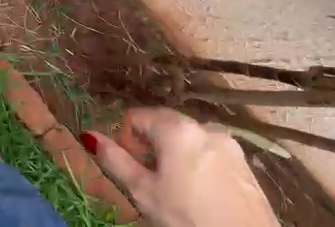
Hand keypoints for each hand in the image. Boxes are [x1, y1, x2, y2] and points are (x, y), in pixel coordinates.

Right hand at [86, 109, 279, 226]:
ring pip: (187, 140)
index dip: (126, 141)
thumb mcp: (145, 192)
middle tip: (152, 182)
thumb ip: (115, 159)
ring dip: (174, 157)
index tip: (132, 169)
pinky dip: (198, 165)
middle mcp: (204, 126)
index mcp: (176, 128)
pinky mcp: (246, 164)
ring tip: (177, 191)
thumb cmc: (190, 219)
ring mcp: (229, 145)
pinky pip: (210, 153)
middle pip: (162, 125)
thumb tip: (88, 136)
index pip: (135, 117)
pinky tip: (201, 195)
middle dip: (150, 148)